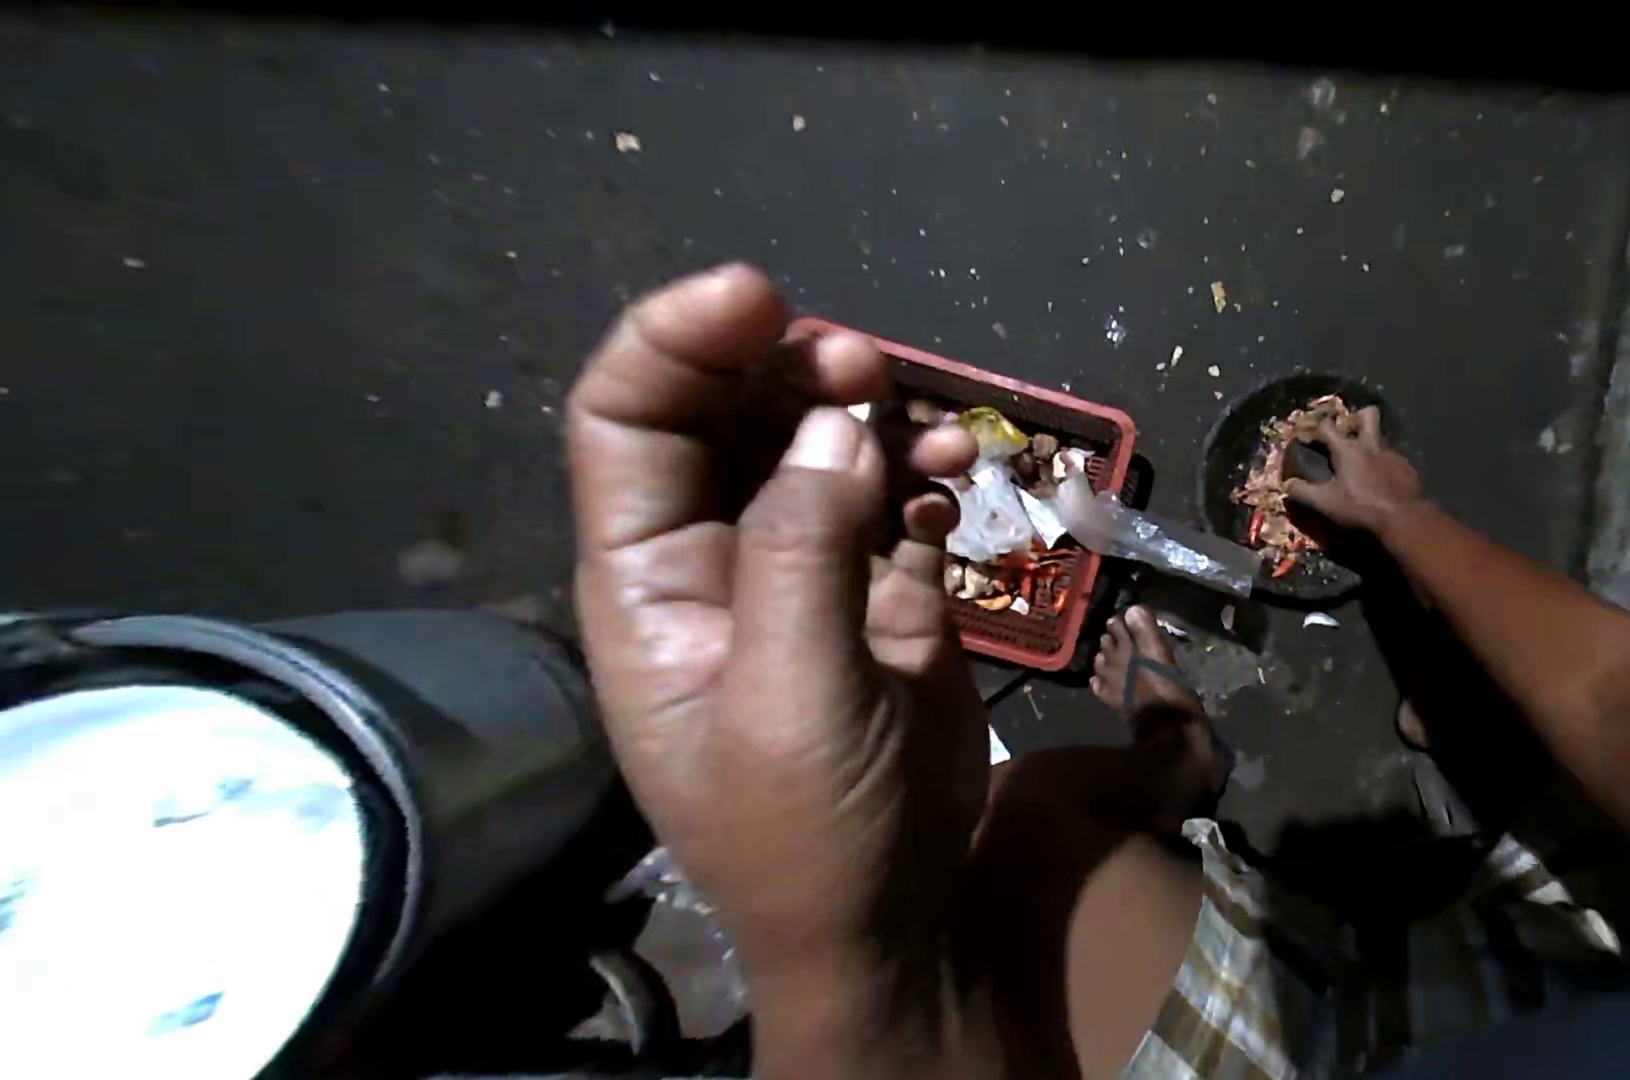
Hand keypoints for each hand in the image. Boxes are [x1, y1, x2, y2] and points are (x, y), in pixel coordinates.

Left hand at [565, 266, 986, 1012]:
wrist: (893, 909)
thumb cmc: (810, 835)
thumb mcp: (792, 702)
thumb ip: (803, 558)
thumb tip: (839, 431)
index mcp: (652, 580)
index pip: (627, 424)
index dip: (676, 345)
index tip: (756, 296)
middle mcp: (720, 556)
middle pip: (734, 419)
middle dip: (792, 372)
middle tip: (865, 363)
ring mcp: (807, 567)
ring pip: (824, 449)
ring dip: (874, 419)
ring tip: (931, 426)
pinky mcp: (880, 585)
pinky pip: (893, 498)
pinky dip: (923, 473)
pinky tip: (956, 475)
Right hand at [1283, 405, 1422, 533]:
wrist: (1403, 518)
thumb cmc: (1359, 506)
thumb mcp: (1323, 502)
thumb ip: (1301, 491)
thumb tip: (1287, 484)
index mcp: (1348, 450)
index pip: (1327, 427)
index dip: (1312, 429)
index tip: (1304, 438)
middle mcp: (1371, 446)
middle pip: (1368, 415)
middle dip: (1355, 417)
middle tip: (1345, 433)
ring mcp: (1393, 455)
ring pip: (1380, 439)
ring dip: (1368, 446)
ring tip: (1359, 465)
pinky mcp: (1407, 468)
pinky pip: (1392, 458)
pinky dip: (1382, 465)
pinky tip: (1378, 481)